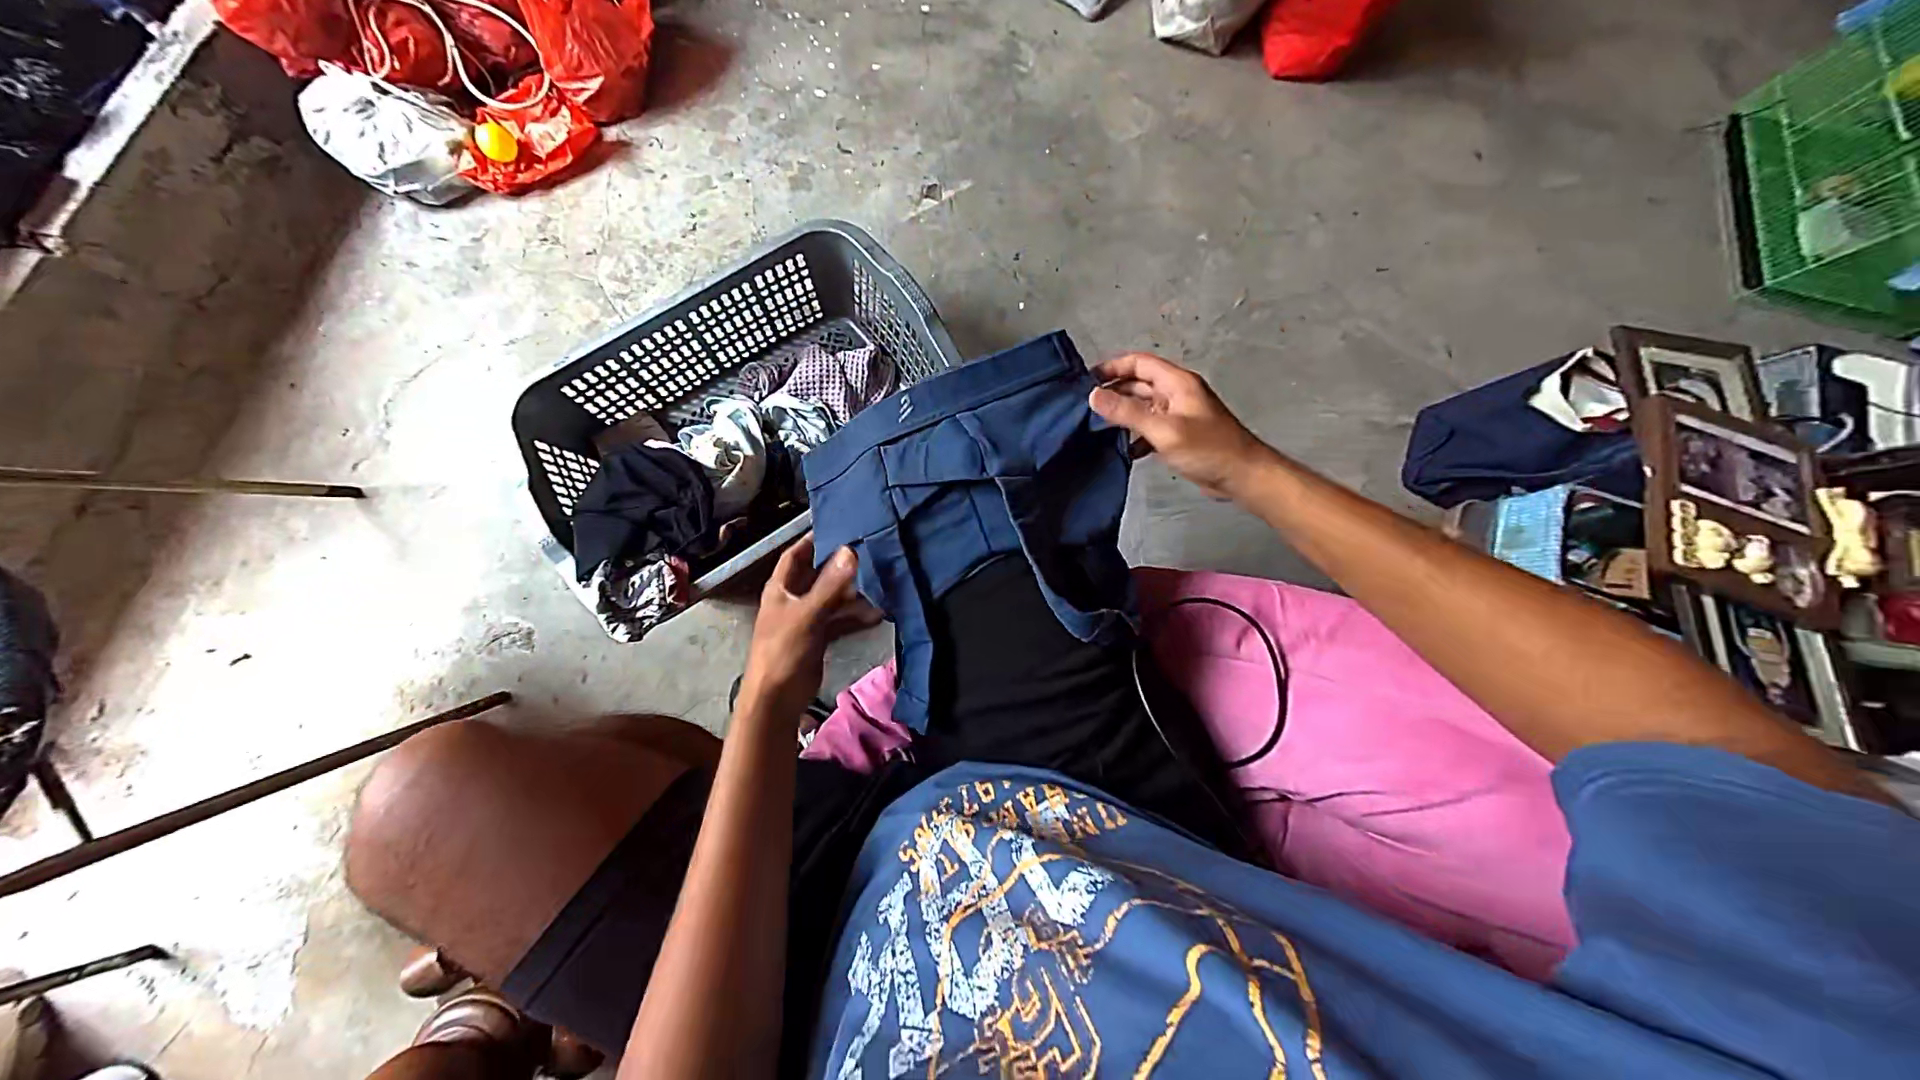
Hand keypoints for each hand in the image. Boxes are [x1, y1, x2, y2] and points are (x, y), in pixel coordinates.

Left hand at [736, 534, 880, 727]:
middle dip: (841, 566)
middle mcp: (792, 599)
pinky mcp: (817, 638)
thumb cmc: (783, 651)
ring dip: (852, 594)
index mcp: (780, 588)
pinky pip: (838, 621)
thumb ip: (830, 584)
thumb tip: (850, 550)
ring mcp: (806, 619)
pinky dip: (854, 617)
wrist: (776, 699)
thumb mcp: (807, 614)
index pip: (796, 555)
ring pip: (832, 599)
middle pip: (818, 575)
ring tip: (879, 584)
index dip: (812, 540)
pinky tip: (877, 614)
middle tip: (870, 553)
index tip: (837, 525)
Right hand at [1088, 353, 1271, 497]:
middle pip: (1138, 384)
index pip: (1139, 363)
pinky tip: (1124, 450)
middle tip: (1085, 406)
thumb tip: (1093, 395)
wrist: (1242, 476)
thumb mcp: (1163, 430)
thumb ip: (1127, 412)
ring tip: (1097, 427)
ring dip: (1122, 415)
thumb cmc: (1207, 449)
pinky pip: (1150, 428)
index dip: (1112, 367)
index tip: (1086, 380)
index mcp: (1177, 383)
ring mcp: (1178, 415)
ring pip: (1142, 407)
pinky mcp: (1178, 435)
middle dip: (1113, 391)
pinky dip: (1135, 436)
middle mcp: (1176, 394)